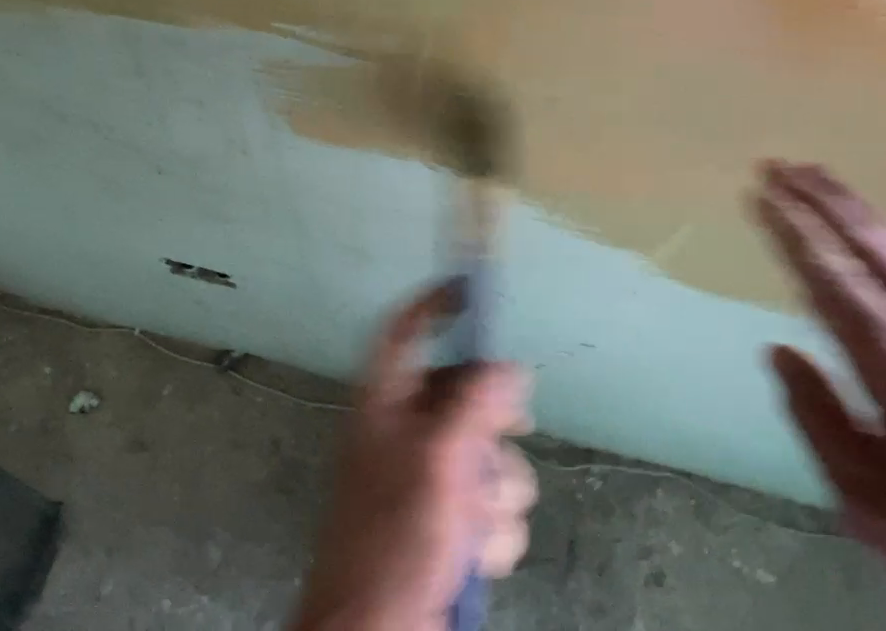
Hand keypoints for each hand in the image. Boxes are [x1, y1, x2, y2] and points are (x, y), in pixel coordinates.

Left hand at [293, 283, 535, 630]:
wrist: (376, 627)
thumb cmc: (394, 535)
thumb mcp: (437, 458)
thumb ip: (474, 404)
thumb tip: (508, 365)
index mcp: (384, 401)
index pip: (405, 331)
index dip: (434, 303)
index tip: (473, 288)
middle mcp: (406, 430)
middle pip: (467, 396)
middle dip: (495, 430)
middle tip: (505, 439)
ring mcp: (428, 478)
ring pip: (491, 456)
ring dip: (497, 494)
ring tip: (473, 524)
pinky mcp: (448, 520)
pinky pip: (493, 505)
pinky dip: (493, 530)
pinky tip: (476, 555)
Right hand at [755, 161, 885, 630]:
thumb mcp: (875, 509)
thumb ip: (822, 423)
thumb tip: (780, 351)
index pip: (834, 286)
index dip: (792, 236)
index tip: (759, 196)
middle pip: (876, 252)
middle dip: (822, 203)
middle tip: (778, 165)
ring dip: (869, 212)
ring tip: (827, 180)